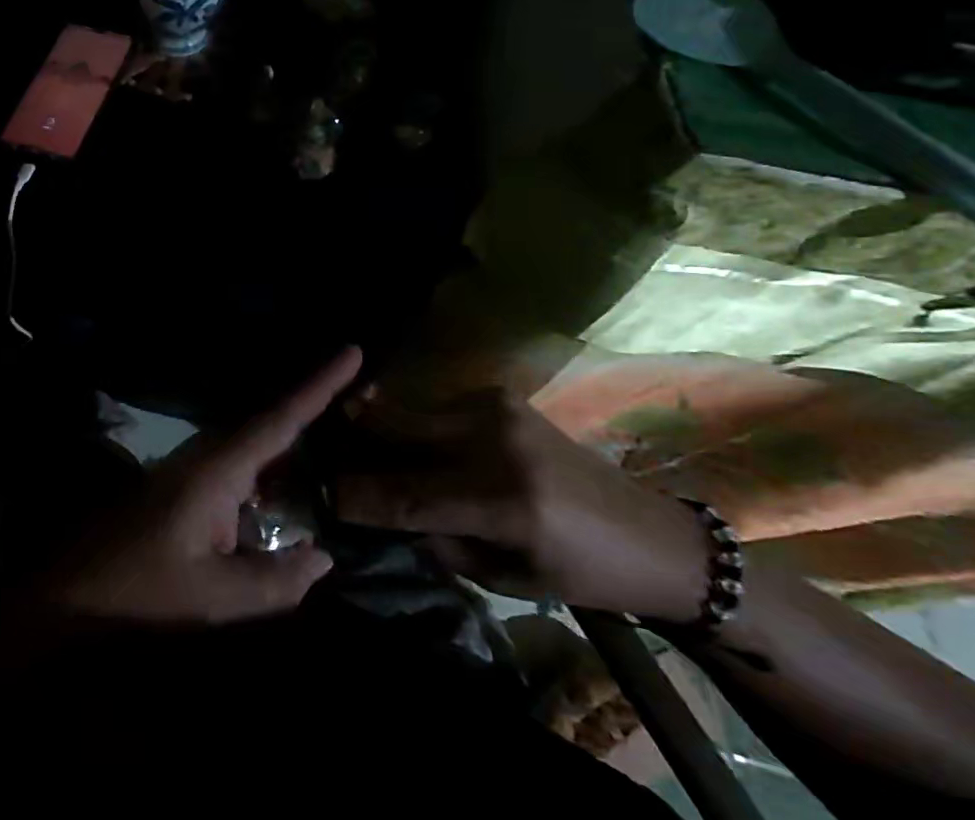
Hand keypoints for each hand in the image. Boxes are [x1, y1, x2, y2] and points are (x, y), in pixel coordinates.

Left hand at [51, 348, 361, 623]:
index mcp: (219, 471)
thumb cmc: (138, 593)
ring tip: (343, 436)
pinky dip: (273, 474)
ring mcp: (194, 471)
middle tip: (366, 393)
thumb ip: (275, 581)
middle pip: (274, 424)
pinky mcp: (186, 489)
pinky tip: (290, 497)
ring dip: (297, 443)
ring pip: (258, 447)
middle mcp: (209, 458)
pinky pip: (243, 471)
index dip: (321, 385)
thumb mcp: (213, 598)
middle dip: (319, 405)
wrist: (66, 596)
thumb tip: (324, 559)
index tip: (354, 351)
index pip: (281, 419)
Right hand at [335, 390, 712, 622]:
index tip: (324, 497)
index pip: (407, 496)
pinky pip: (439, 407)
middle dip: (356, 441)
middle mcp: (498, 442)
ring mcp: (502, 411)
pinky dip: (412, 420)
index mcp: (504, 501)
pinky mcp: (506, 399)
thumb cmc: (582, 573)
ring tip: (351, 439)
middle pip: (401, 429)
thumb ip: (439, 539)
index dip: (359, 497)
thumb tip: (386, 510)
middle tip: (324, 453)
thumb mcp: (505, 576)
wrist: (650, 533)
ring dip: (381, 425)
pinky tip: (399, 434)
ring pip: (415, 410)